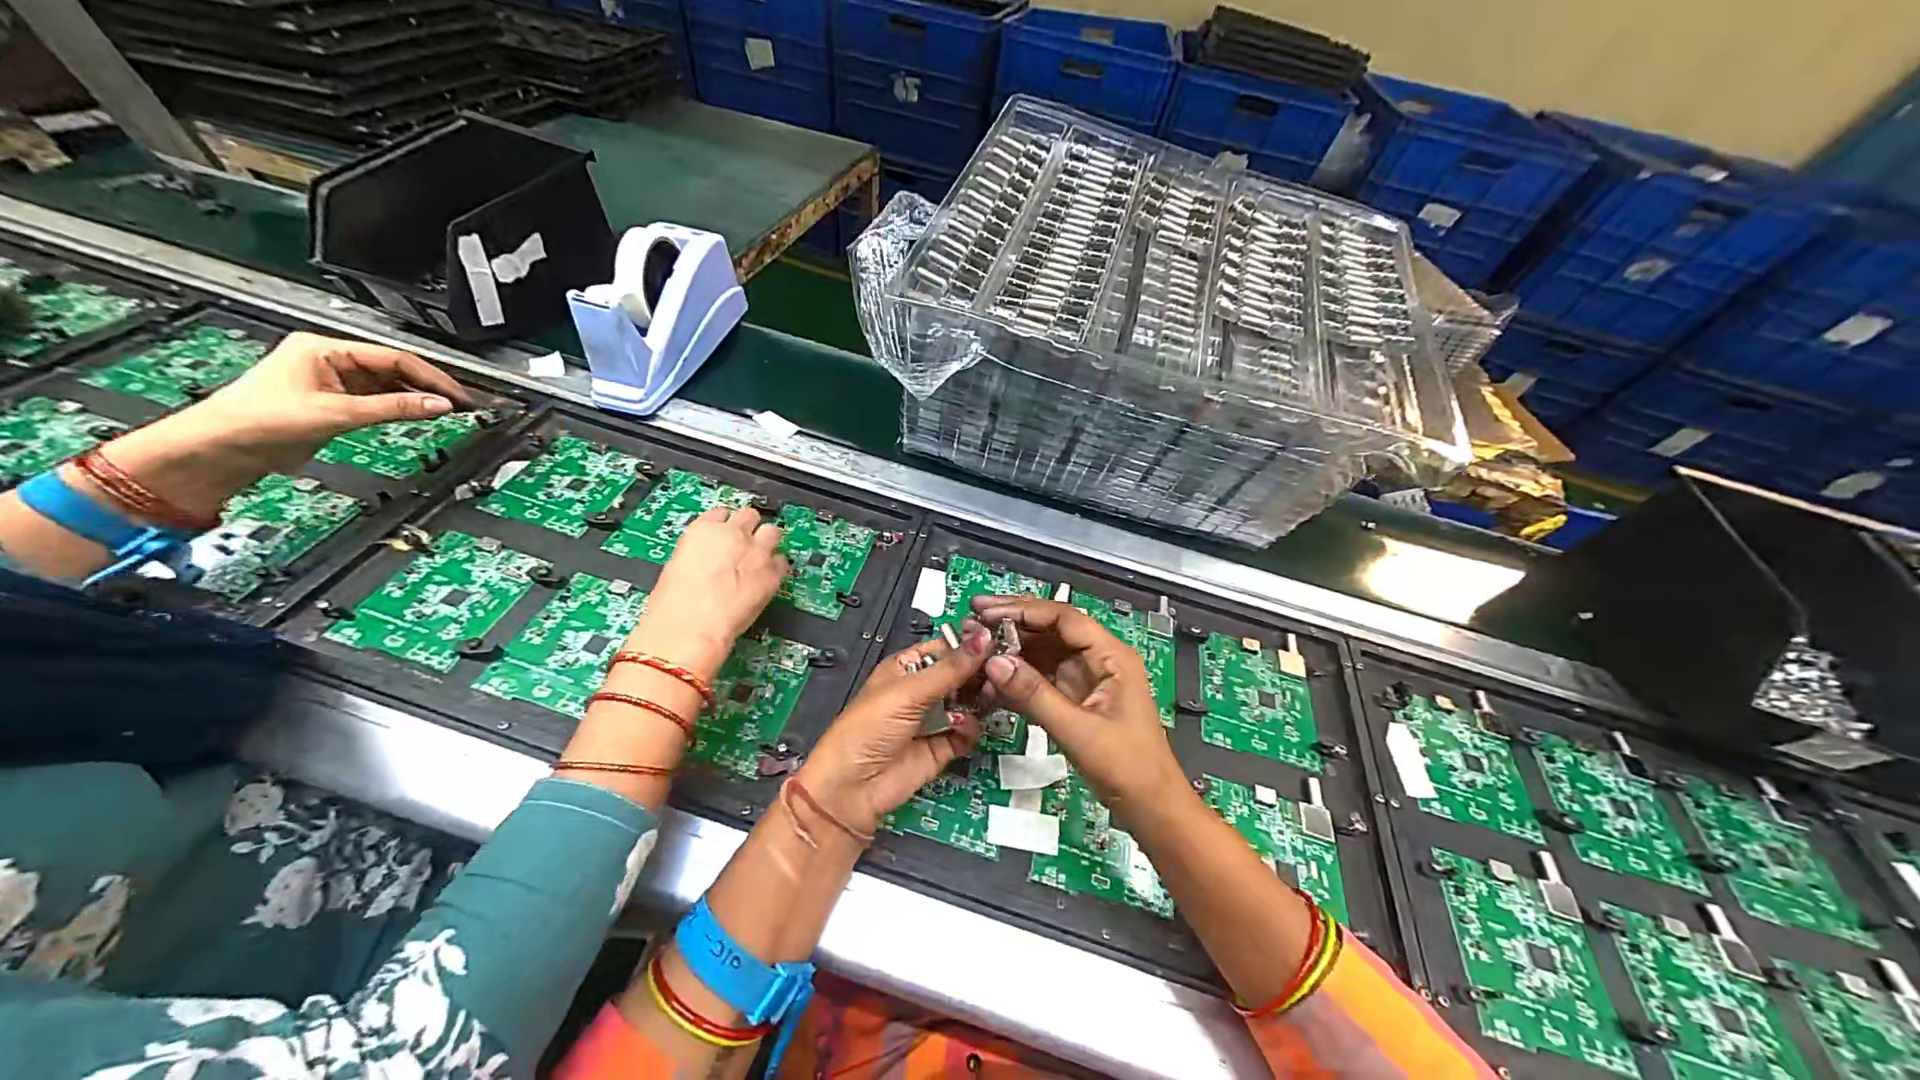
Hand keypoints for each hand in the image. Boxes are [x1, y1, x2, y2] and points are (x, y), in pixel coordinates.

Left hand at [84, 332, 471, 519]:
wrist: (217, 449)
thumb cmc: (255, 421)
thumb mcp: (339, 413)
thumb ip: (395, 407)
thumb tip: (439, 405)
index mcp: (323, 348)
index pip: (394, 358)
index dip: (431, 378)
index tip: (458, 396)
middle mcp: (327, 360)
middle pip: (394, 370)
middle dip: (427, 387)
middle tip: (460, 405)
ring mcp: (329, 382)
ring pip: (388, 386)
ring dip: (415, 399)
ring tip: (443, 412)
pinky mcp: (331, 403)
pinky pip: (377, 401)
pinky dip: (399, 409)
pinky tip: (415, 417)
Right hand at [626, 505, 787, 676]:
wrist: (691, 626)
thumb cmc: (674, 605)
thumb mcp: (676, 567)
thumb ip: (697, 553)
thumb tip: (705, 559)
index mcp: (703, 530)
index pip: (721, 513)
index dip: (725, 523)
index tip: (727, 530)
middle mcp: (733, 534)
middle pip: (750, 516)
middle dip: (749, 527)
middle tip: (747, 542)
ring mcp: (756, 551)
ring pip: (772, 532)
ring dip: (768, 541)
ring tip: (763, 556)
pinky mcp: (773, 573)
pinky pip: (783, 561)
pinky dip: (777, 567)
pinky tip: (769, 577)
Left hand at [797, 622, 993, 834]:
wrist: (853, 788)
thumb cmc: (866, 729)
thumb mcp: (909, 691)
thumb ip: (951, 668)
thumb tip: (982, 638)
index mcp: (907, 668)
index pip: (945, 649)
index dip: (968, 645)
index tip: (996, 642)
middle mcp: (922, 691)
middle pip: (961, 675)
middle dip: (978, 675)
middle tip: (995, 674)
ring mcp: (932, 719)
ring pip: (968, 702)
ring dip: (978, 700)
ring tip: (984, 699)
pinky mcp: (942, 747)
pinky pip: (966, 732)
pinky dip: (969, 729)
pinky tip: (961, 728)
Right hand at [972, 595, 1188, 828]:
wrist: (1150, 807)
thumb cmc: (1128, 767)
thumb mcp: (1077, 730)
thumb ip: (1034, 695)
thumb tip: (995, 662)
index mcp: (1111, 656)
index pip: (1063, 617)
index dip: (1023, 610)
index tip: (987, 611)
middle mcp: (1097, 660)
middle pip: (1050, 629)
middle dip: (1011, 624)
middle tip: (973, 621)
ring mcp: (1084, 679)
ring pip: (1041, 653)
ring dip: (1010, 652)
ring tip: (975, 651)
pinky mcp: (1073, 699)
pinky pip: (1040, 679)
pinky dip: (1016, 679)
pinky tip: (990, 682)